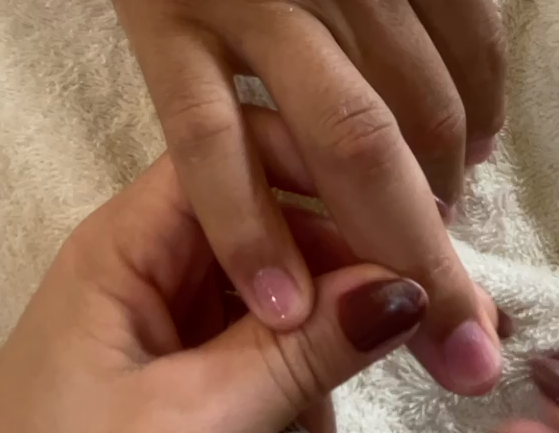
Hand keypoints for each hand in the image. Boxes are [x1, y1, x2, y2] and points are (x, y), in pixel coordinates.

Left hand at [0, 143, 436, 432]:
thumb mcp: (192, 419)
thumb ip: (298, 352)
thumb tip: (403, 286)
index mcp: (132, 237)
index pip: (237, 151)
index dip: (318, 167)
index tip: (403, 215)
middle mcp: (153, 255)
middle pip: (269, 219)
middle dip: (344, 269)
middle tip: (426, 319)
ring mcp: (170, 310)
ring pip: (276, 286)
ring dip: (324, 339)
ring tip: (347, 395)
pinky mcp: (182, 361)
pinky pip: (260, 341)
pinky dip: (295, 380)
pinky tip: (305, 419)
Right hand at [39, 0, 506, 393]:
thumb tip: (430, 48)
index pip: (477, 59)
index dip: (480, 135)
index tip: (466, 176)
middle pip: (423, 119)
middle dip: (452, 221)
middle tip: (454, 286)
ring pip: (344, 141)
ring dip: (382, 235)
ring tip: (393, 299)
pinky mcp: (168, 19)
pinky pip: (215, 139)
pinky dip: (247, 223)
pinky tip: (275, 293)